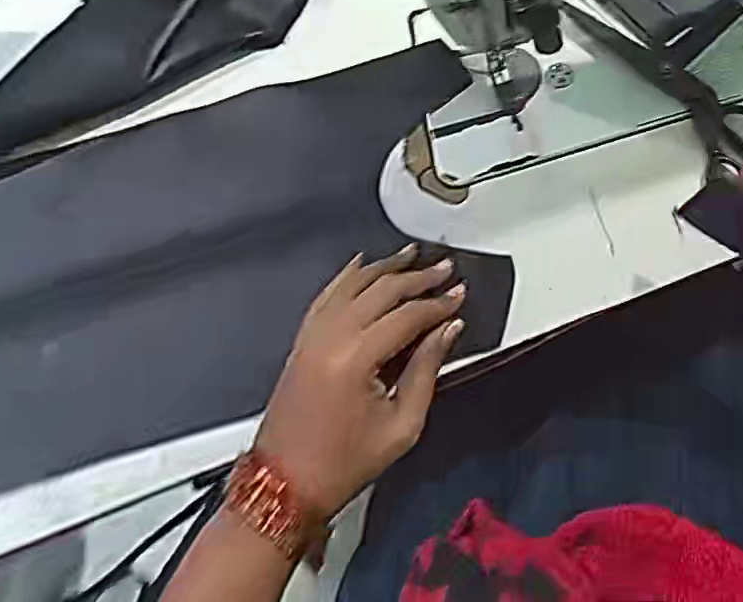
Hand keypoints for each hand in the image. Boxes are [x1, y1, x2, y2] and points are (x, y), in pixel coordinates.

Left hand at [254, 246, 464, 517]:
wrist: (283, 488)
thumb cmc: (341, 465)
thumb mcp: (401, 426)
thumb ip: (427, 370)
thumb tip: (447, 331)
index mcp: (355, 359)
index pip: (407, 314)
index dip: (438, 303)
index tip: (458, 295)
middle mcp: (330, 338)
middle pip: (382, 290)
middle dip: (418, 277)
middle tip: (444, 268)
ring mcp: (312, 336)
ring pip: (354, 283)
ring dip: (386, 267)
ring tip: (411, 255)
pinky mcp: (302, 340)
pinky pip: (327, 295)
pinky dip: (348, 275)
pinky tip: (362, 263)